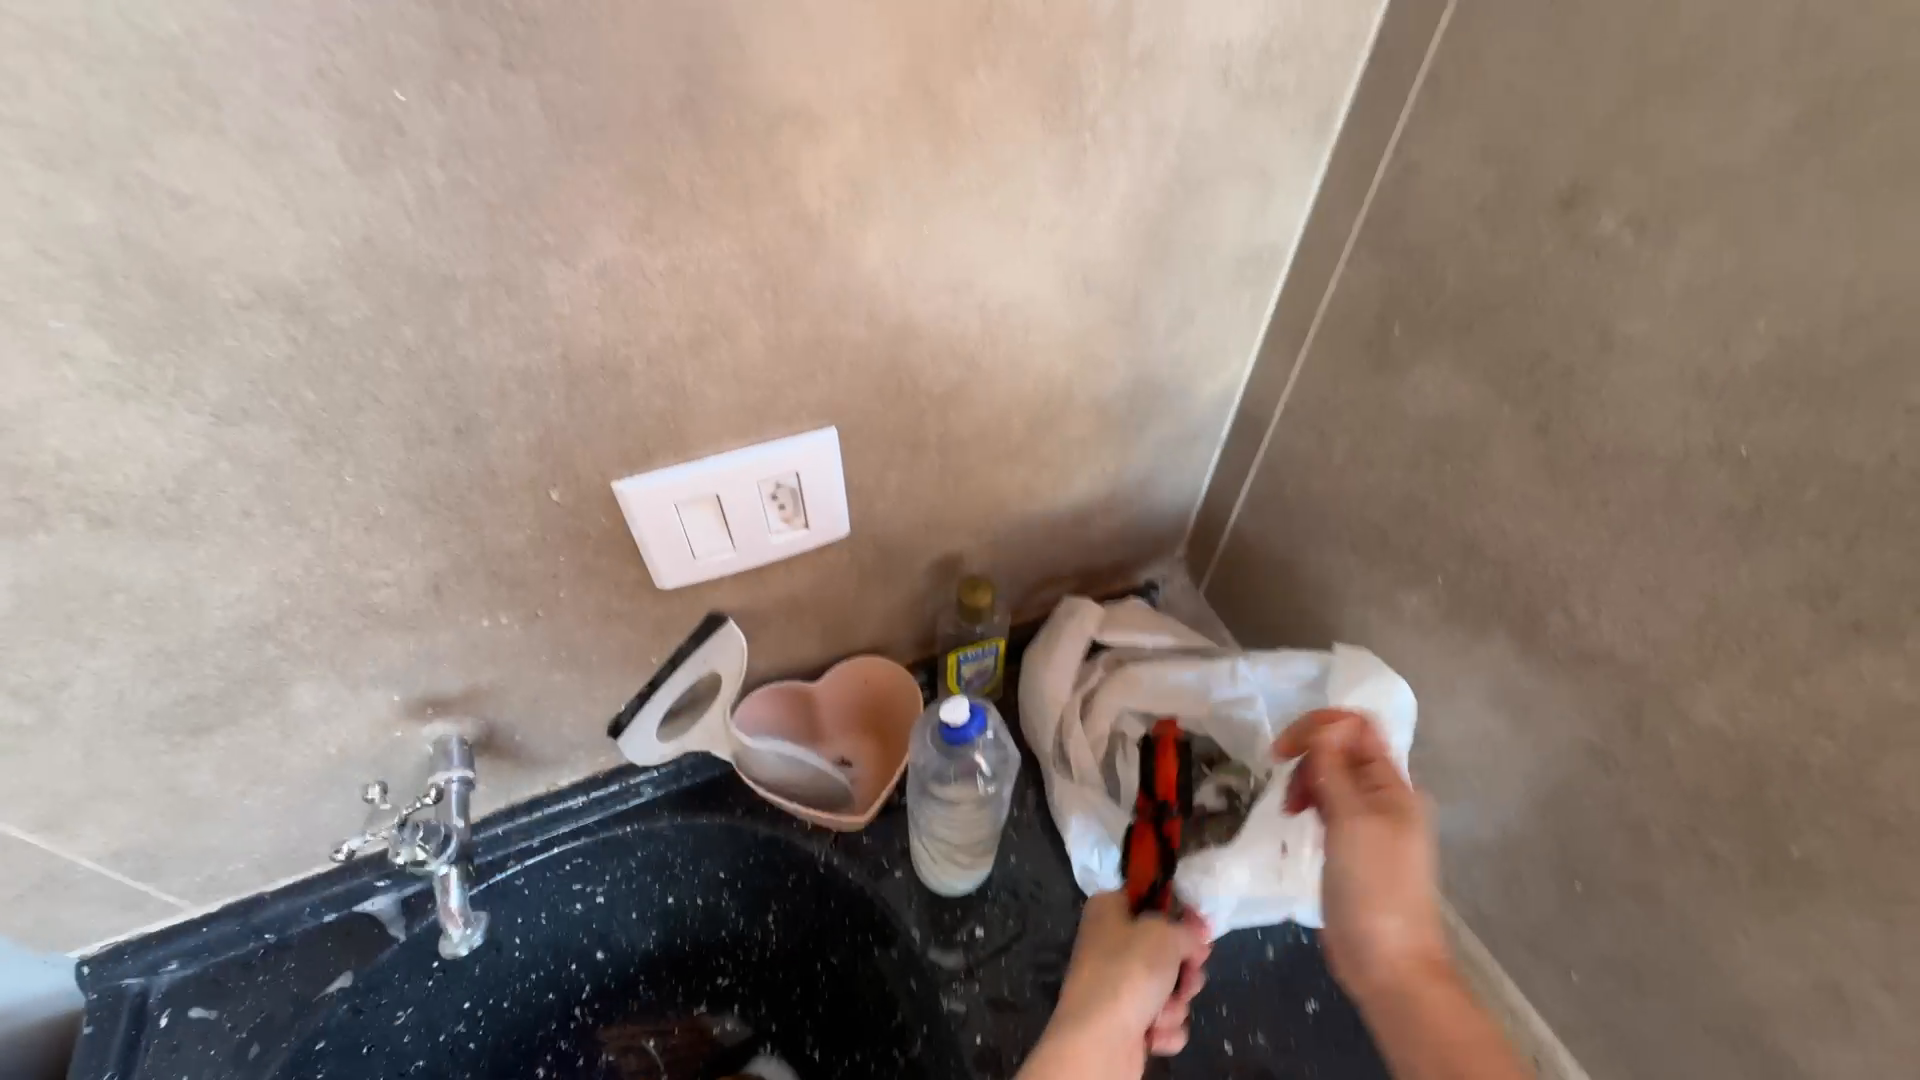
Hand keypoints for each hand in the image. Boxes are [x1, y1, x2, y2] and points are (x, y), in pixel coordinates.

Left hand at [1021, 892, 1210, 1077]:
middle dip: (1183, 971)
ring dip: (1173, 1004)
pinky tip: (1151, 1033)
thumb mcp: (1165, 935)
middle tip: (1186, 978)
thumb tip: (1198, 931)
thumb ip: (1187, 930)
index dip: (1179, 915)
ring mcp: (1117, 984)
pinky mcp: (1126, 1021)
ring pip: (1168, 988)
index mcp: (1109, 909)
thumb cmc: (1128, 971)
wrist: (1098, 1040)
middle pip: (1165, 949)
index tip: (1201, 930)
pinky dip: (1163, 1028)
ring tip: (1160, 1011)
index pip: (1150, 900)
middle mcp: (1110, 942)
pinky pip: (1161, 1019)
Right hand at [1274, 709, 1449, 1002]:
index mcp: (1394, 786)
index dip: (1318, 727)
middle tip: (1286, 787)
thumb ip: (1336, 768)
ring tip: (1291, 810)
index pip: (1357, 728)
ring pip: (1330, 776)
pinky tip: (1297, 822)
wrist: (1388, 963)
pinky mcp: (1350, 845)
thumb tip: (1328, 725)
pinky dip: (1308, 803)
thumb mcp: (1352, 819)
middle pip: (1340, 748)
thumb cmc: (1373, 887)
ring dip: (1305, 781)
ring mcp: (1368, 822)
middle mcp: (1384, 797)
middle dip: (1307, 756)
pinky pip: (1327, 804)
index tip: (1283, 752)